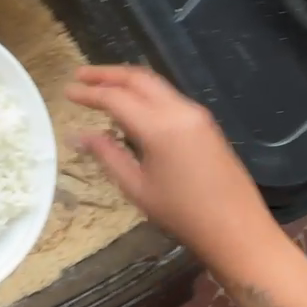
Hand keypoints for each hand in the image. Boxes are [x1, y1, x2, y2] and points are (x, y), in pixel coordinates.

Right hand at [65, 66, 280, 274]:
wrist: (239, 231)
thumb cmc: (183, 215)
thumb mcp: (136, 188)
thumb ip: (107, 155)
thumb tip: (78, 134)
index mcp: (159, 127)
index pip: (115, 98)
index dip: (89, 93)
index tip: (67, 92)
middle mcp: (179, 111)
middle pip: (138, 78)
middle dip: (107, 74)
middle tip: (80, 76)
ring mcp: (196, 114)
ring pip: (155, 84)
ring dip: (126, 80)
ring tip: (101, 86)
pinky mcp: (205, 123)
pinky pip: (168, 96)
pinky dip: (144, 92)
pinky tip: (131, 106)